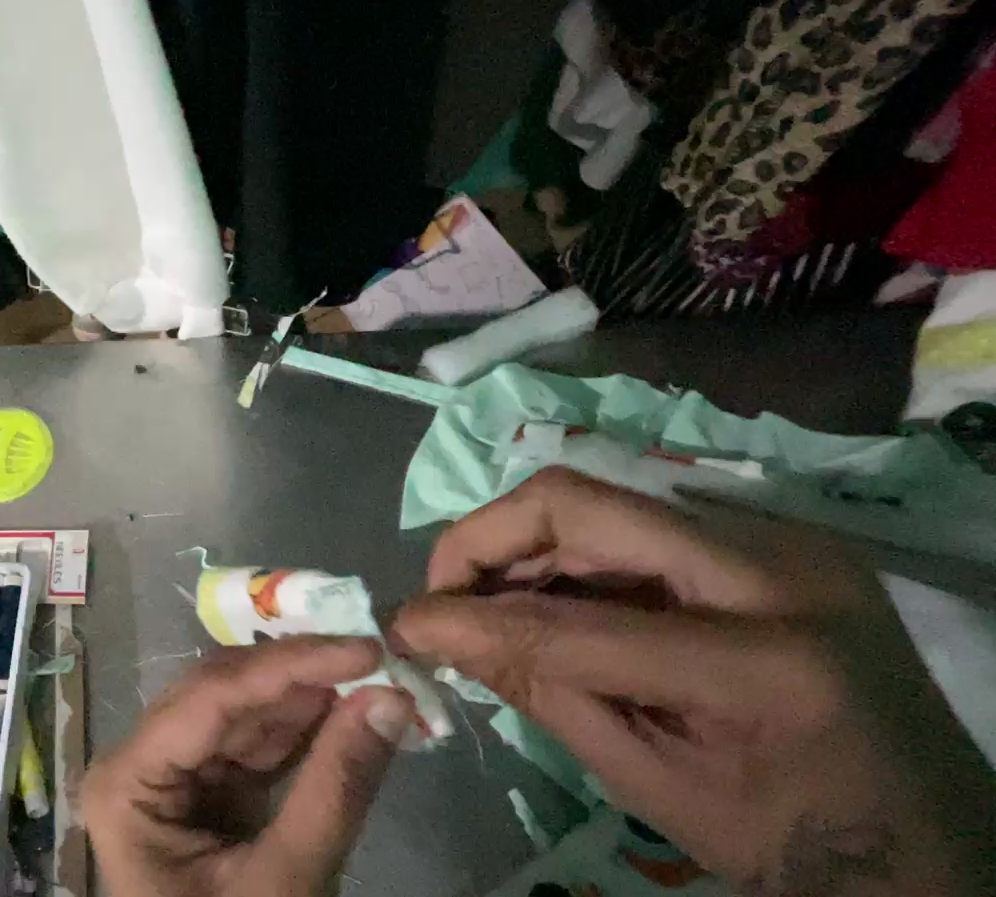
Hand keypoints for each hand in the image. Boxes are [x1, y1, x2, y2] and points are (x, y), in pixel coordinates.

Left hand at [83, 636, 414, 896]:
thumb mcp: (285, 884)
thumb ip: (334, 790)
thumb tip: (390, 700)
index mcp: (128, 780)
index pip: (209, 698)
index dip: (288, 665)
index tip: (361, 647)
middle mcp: (140, 760)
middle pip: (221, 695)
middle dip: (299, 673)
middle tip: (373, 653)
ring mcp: (172, 772)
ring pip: (242, 712)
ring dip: (307, 695)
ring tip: (371, 673)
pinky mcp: (206, 789)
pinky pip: (256, 745)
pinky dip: (304, 729)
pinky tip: (346, 706)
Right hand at [392, 467, 995, 896]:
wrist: (937, 838)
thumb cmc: (792, 839)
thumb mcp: (652, 783)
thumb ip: (539, 691)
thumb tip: (430, 633)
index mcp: (767, 667)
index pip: (570, 622)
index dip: (467, 617)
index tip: (404, 625)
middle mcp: (777, 572)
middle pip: (575, 504)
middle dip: (483, 543)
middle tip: (445, 597)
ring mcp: (780, 540)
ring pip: (595, 501)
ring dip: (520, 549)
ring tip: (489, 604)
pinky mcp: (769, 535)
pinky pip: (627, 520)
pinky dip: (565, 556)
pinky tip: (548, 599)